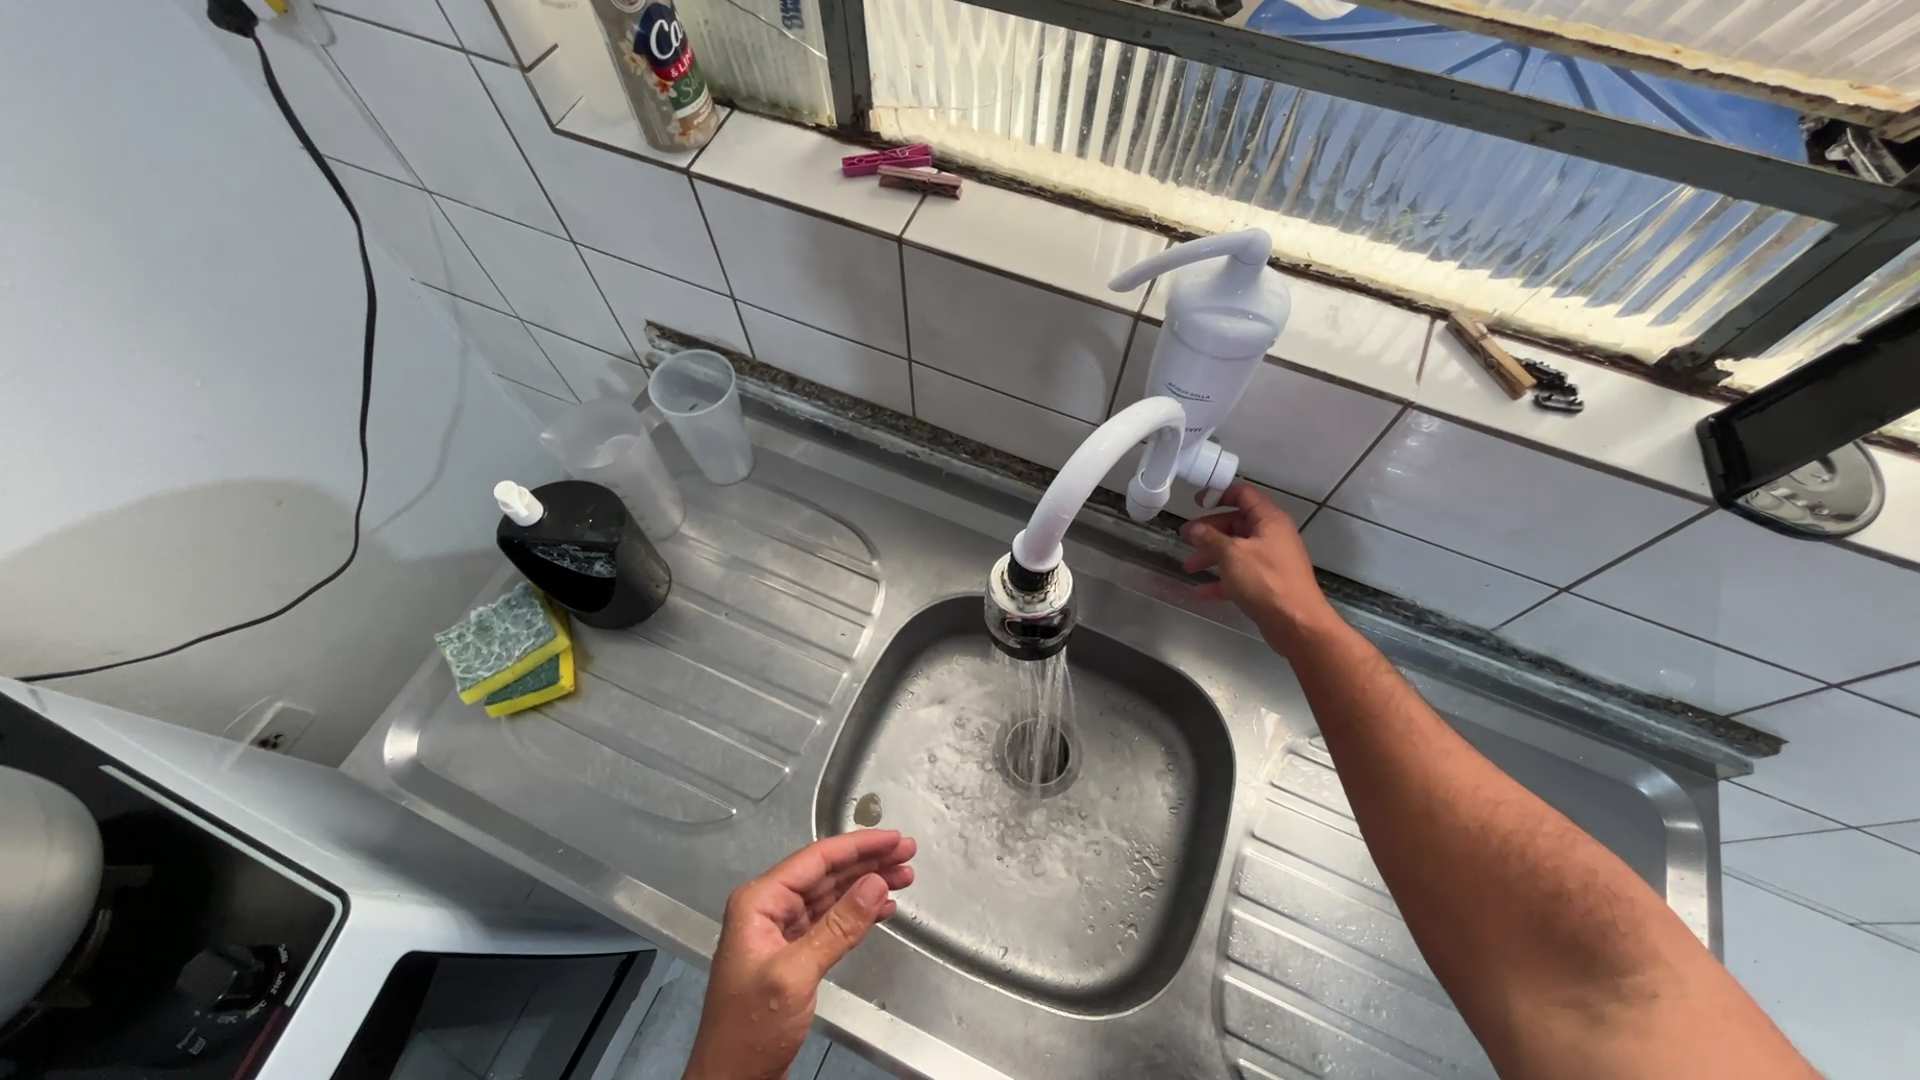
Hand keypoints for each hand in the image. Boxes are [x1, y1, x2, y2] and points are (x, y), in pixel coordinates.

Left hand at [683, 830, 915, 1079]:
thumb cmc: (750, 1028)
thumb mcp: (795, 974)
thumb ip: (838, 926)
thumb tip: (876, 884)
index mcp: (760, 901)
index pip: (816, 859)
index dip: (859, 846)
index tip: (894, 839)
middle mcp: (770, 908)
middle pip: (827, 873)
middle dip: (868, 860)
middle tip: (907, 852)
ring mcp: (782, 932)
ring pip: (833, 895)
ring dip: (868, 884)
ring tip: (904, 876)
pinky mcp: (795, 955)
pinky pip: (832, 921)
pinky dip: (860, 913)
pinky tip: (883, 908)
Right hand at [1181, 482, 1339, 654]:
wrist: (1296, 623)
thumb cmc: (1266, 580)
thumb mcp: (1232, 554)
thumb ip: (1210, 538)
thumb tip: (1194, 529)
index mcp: (1268, 520)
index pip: (1244, 495)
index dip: (1220, 494)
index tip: (1197, 502)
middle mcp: (1271, 536)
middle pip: (1235, 524)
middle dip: (1208, 531)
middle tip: (1184, 538)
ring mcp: (1269, 560)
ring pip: (1235, 550)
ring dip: (1210, 556)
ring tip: (1188, 567)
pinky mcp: (1266, 583)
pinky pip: (1238, 575)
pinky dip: (1220, 580)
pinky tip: (1200, 591)